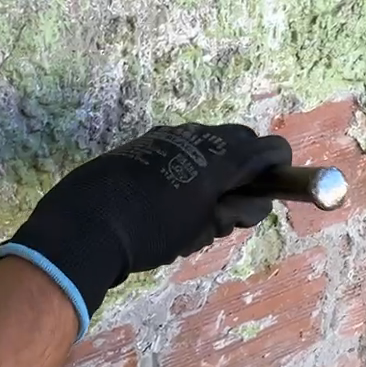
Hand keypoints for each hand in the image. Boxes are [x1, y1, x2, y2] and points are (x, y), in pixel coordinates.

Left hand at [0, 123, 291, 333]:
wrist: (85, 222)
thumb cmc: (150, 231)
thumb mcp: (201, 230)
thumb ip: (235, 212)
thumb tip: (258, 203)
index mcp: (218, 156)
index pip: (268, 148)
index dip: (280, 167)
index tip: (278, 186)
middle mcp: (196, 135)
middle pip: (238, 139)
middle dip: (247, 164)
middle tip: (238, 201)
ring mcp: (167, 135)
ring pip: (207, 142)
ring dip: (217, 164)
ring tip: (202, 204)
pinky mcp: (144, 142)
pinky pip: (181, 146)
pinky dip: (189, 164)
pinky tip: (171, 195)